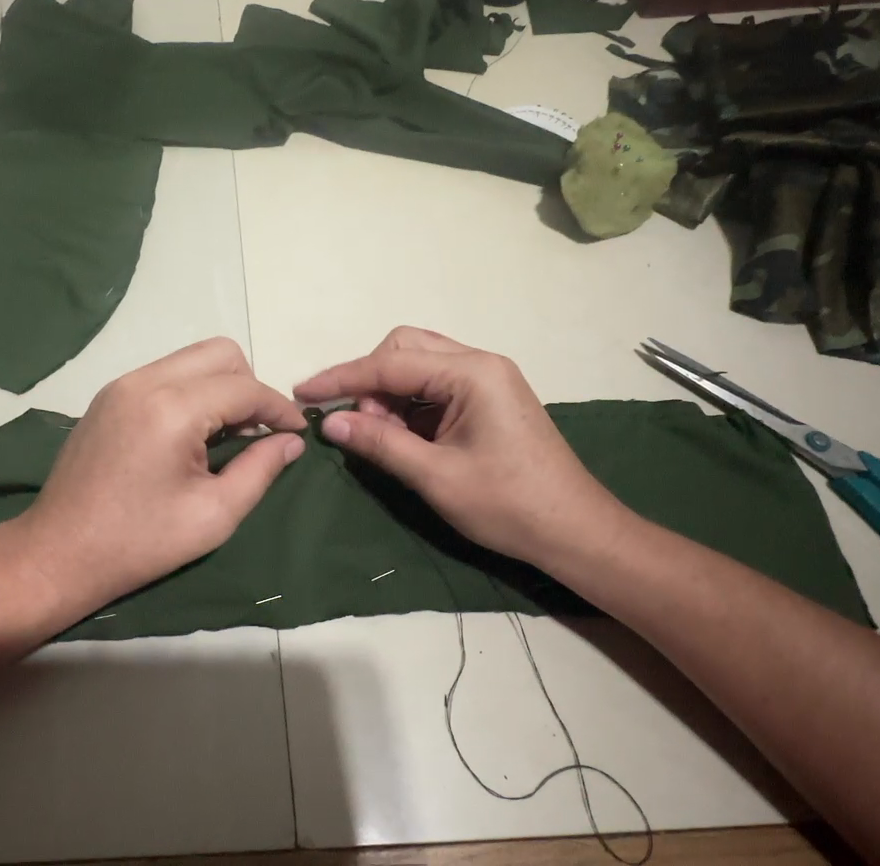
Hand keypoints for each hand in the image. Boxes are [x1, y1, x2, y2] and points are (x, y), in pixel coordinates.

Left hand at [19, 338, 306, 610]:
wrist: (58, 553)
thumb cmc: (139, 543)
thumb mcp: (213, 515)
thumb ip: (260, 470)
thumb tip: (291, 441)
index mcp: (172, 409)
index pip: (243, 388)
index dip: (278, 408)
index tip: (298, 432)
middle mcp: (145, 382)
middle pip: (219, 353)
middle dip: (250, 387)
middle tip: (260, 432)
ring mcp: (121, 385)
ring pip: (191, 359)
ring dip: (221, 386)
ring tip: (230, 434)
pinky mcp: (108, 396)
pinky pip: (165, 374)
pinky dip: (192, 391)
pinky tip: (194, 434)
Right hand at [293, 326, 625, 563]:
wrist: (576, 532)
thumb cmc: (509, 505)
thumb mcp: (436, 477)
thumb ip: (380, 443)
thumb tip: (330, 423)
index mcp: (472, 373)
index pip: (391, 363)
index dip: (342, 378)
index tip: (303, 392)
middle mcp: (479, 364)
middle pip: (405, 348)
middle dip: (370, 380)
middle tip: (356, 424)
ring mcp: (486, 380)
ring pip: (418, 365)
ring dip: (388, 393)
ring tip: (377, 434)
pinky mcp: (487, 399)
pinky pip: (434, 386)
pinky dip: (409, 405)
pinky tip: (401, 436)